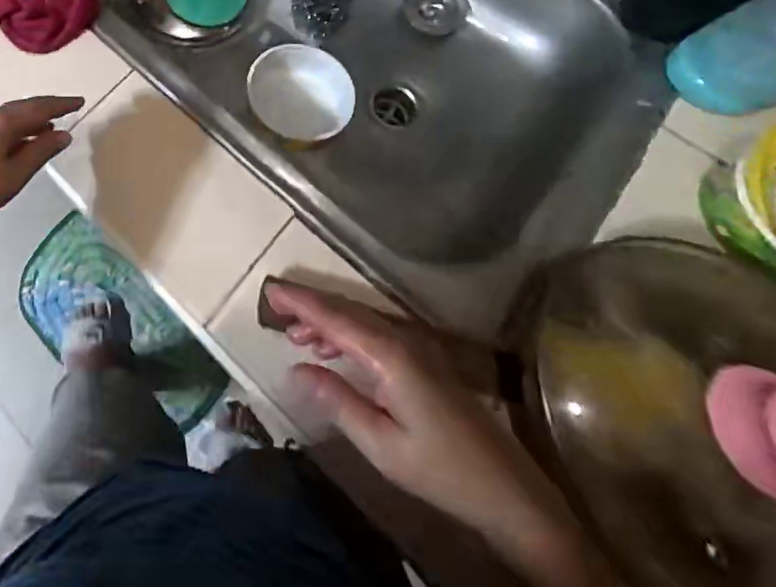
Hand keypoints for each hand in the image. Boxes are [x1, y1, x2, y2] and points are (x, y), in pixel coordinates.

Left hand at [0, 96, 81, 242]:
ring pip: (10, 116)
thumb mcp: (16, 173)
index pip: (39, 108)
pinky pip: (0, 124)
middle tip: (68, 109)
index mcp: (2, 122)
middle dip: (47, 108)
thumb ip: (41, 151)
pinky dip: (18, 128)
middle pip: (23, 107)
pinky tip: (23, 141)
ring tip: (50, 127)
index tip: (80, 101)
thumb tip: (64, 134)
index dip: (61, 105)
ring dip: (32, 119)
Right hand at [263, 281, 588, 586]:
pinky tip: (333, 350)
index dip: (301, 303)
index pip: (336, 318)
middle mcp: (404, 339)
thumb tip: (295, 370)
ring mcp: (417, 346)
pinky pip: (376, 333)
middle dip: (310, 306)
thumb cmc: (439, 469)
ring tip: (294, 334)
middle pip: (348, 311)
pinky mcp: (424, 359)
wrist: (504, 486)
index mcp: (391, 355)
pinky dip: (349, 335)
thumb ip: (337, 401)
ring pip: (362, 321)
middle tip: (275, 305)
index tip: (271, 290)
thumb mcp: (380, 443)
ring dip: (328, 322)